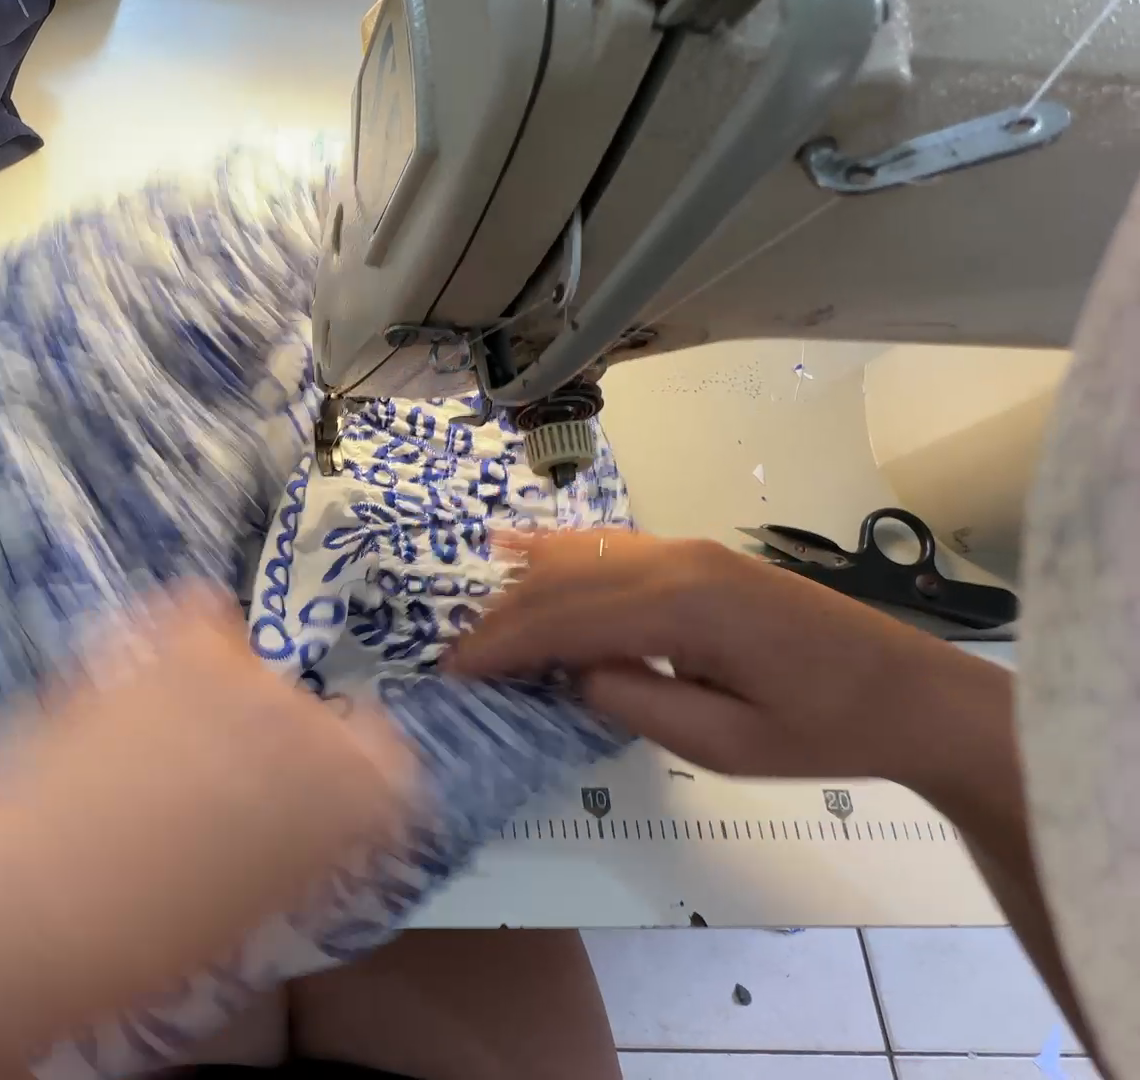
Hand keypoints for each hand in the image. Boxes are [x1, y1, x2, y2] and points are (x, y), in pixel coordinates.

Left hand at [0, 584, 415, 1002]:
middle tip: (229, 780)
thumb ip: (295, 843)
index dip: (349, 782)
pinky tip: (150, 677)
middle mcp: (312, 716)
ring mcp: (237, 667)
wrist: (30, 902)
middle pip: (316, 710)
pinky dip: (182, 636)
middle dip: (284, 742)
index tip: (312, 803)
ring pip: (255, 658)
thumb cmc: (149, 936)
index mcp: (356, 797)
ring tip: (179, 731)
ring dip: (230, 690)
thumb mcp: (254, 902)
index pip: (386, 763)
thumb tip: (290, 813)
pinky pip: (196, 614)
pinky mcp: (165, 639)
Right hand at [442, 531, 1011, 794]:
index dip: (499, 645)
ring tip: (486, 629)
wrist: (914, 694)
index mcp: (682, 607)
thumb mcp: (719, 743)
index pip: (560, 619)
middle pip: (556, 580)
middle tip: (458, 658)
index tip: (452, 671)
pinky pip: (601, 543)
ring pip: (571, 554)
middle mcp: (672, 560)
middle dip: (498, 620)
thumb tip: (570, 670)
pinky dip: (551, 552)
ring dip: (520, 590)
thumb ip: (627, 701)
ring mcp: (682, 547)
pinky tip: (515, 549)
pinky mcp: (689, 551)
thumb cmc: (822, 731)